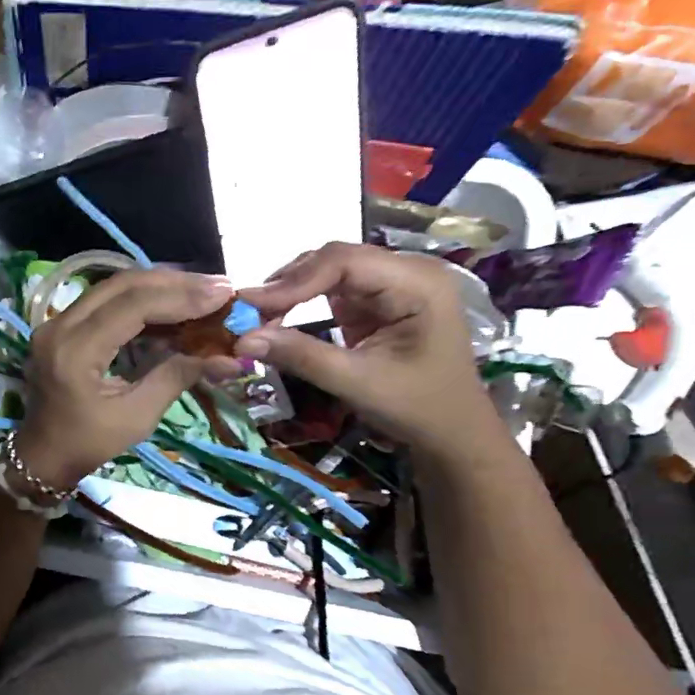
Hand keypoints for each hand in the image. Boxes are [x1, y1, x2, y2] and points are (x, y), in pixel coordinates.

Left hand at [19, 268, 241, 489]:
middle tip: (218, 285)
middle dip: (174, 283)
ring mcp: (57, 321)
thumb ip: (177, 377)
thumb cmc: (89, 443)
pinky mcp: (61, 323)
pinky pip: (106, 299)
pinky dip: (141, 297)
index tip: (222, 294)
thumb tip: (229, 358)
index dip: (180, 296)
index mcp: (75, 352)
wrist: (43, 454)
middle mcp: (60, 326)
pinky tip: (172, 301)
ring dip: (160, 284)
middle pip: (123, 285)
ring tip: (202, 289)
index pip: (132, 306)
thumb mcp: (137, 417)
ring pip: (114, 286)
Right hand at [234, 243, 498, 454]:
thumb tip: (242, 341)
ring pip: (330, 271)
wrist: (452, 434)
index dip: (294, 280)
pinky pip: (333, 290)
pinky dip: (304, 302)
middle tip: (247, 311)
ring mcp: (393, 284)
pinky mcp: (378, 301)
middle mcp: (407, 271)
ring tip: (258, 314)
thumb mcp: (357, 382)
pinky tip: (279, 317)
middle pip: (335, 260)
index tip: (250, 304)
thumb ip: (302, 356)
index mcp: (417, 281)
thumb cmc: (416, 408)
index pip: (344, 261)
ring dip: (293, 290)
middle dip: (290, 283)